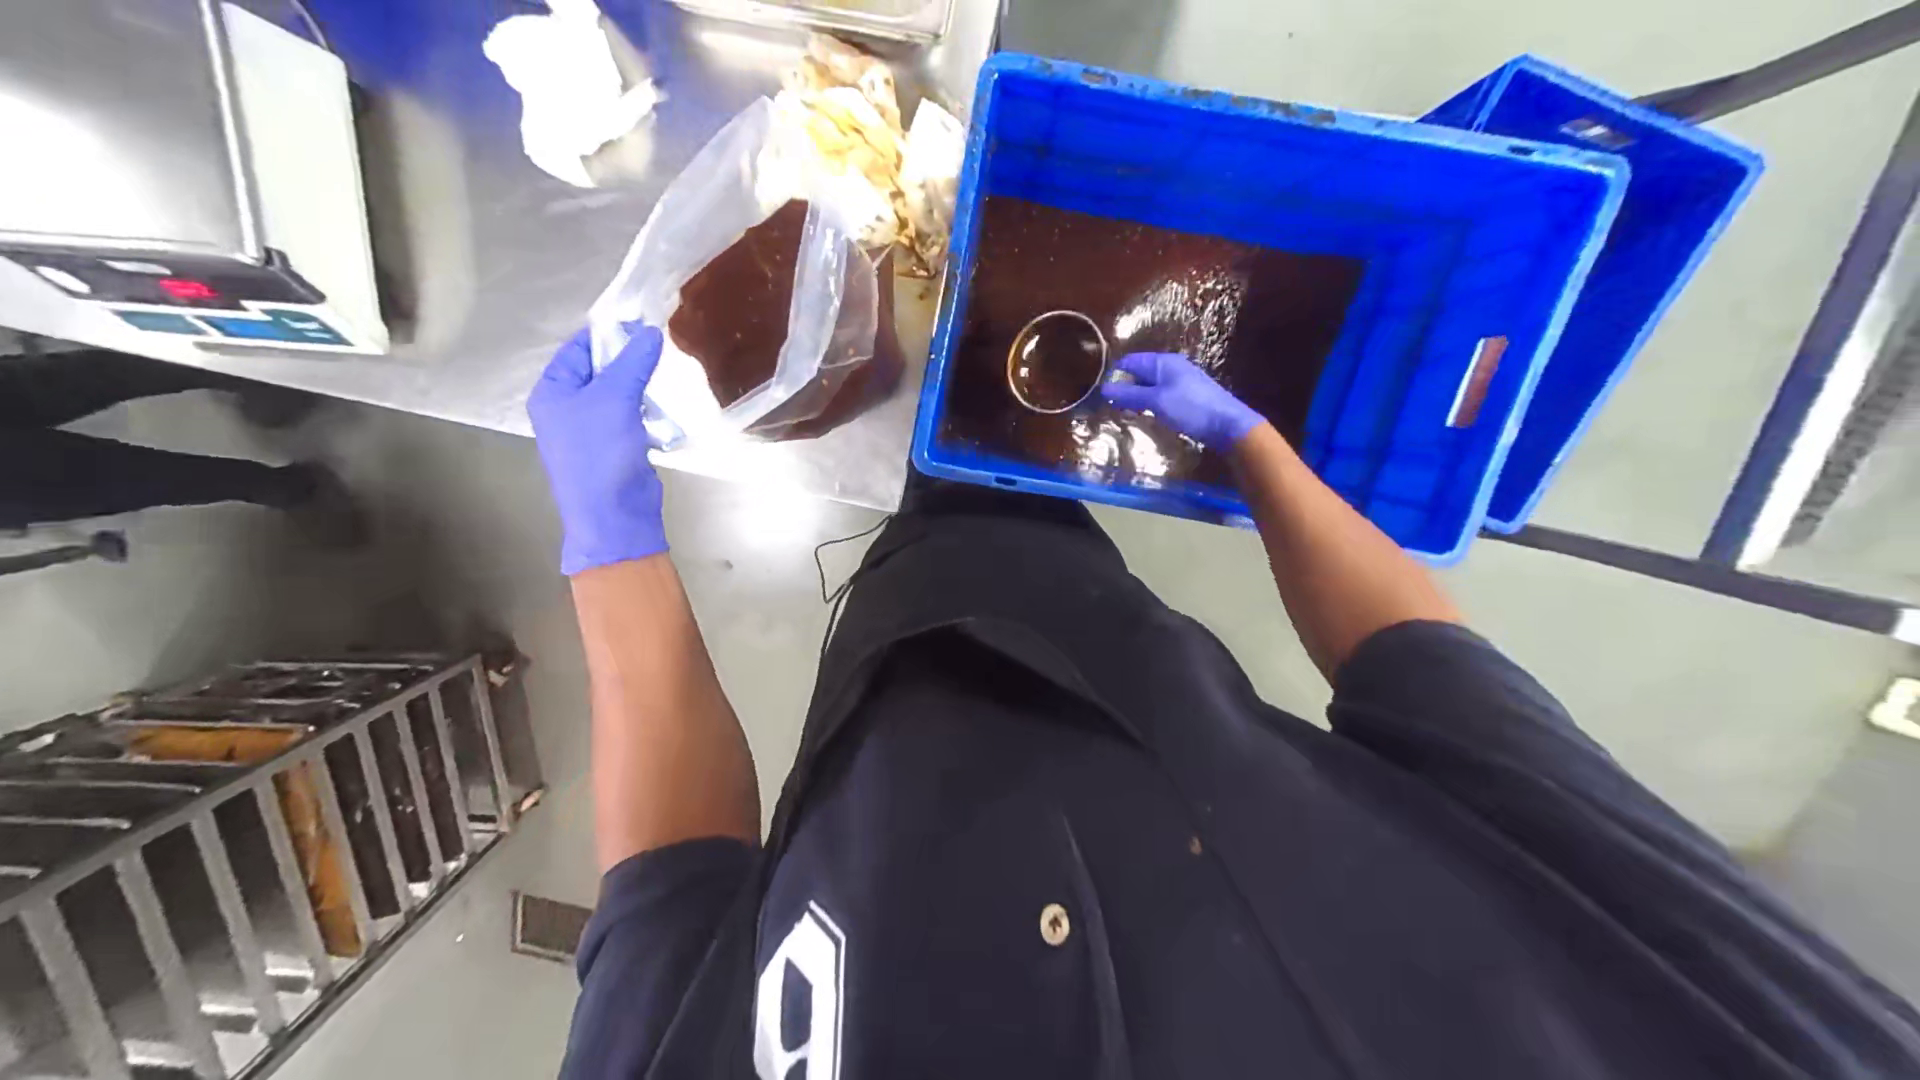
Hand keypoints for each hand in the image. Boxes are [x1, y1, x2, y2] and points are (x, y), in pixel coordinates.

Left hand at [528, 325, 667, 574]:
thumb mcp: (615, 398)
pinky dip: (647, 415)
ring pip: (619, 398)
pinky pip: (631, 421)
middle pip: (600, 373)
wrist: (613, 512)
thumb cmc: (601, 451)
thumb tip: (651, 333)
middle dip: (629, 363)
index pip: (578, 350)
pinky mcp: (615, 450)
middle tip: (661, 353)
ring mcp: (591, 432)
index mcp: (552, 392)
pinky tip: (666, 414)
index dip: (608, 335)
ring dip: (642, 390)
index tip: (642, 326)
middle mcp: (566, 410)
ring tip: (666, 382)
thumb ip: (633, 362)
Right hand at [1101, 352, 1265, 448]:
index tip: (1102, 395)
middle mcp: (1172, 367)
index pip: (1130, 361)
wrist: (1227, 425)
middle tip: (1111, 407)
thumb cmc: (1190, 409)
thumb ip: (1130, 394)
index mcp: (1164, 362)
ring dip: (1137, 397)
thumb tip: (1104, 388)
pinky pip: (1160, 394)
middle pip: (1140, 372)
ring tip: (1125, 412)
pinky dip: (1150, 403)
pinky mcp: (1186, 396)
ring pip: (1150, 385)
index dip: (1115, 375)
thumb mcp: (1156, 401)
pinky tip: (1147, 415)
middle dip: (1125, 387)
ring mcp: (1180, 381)